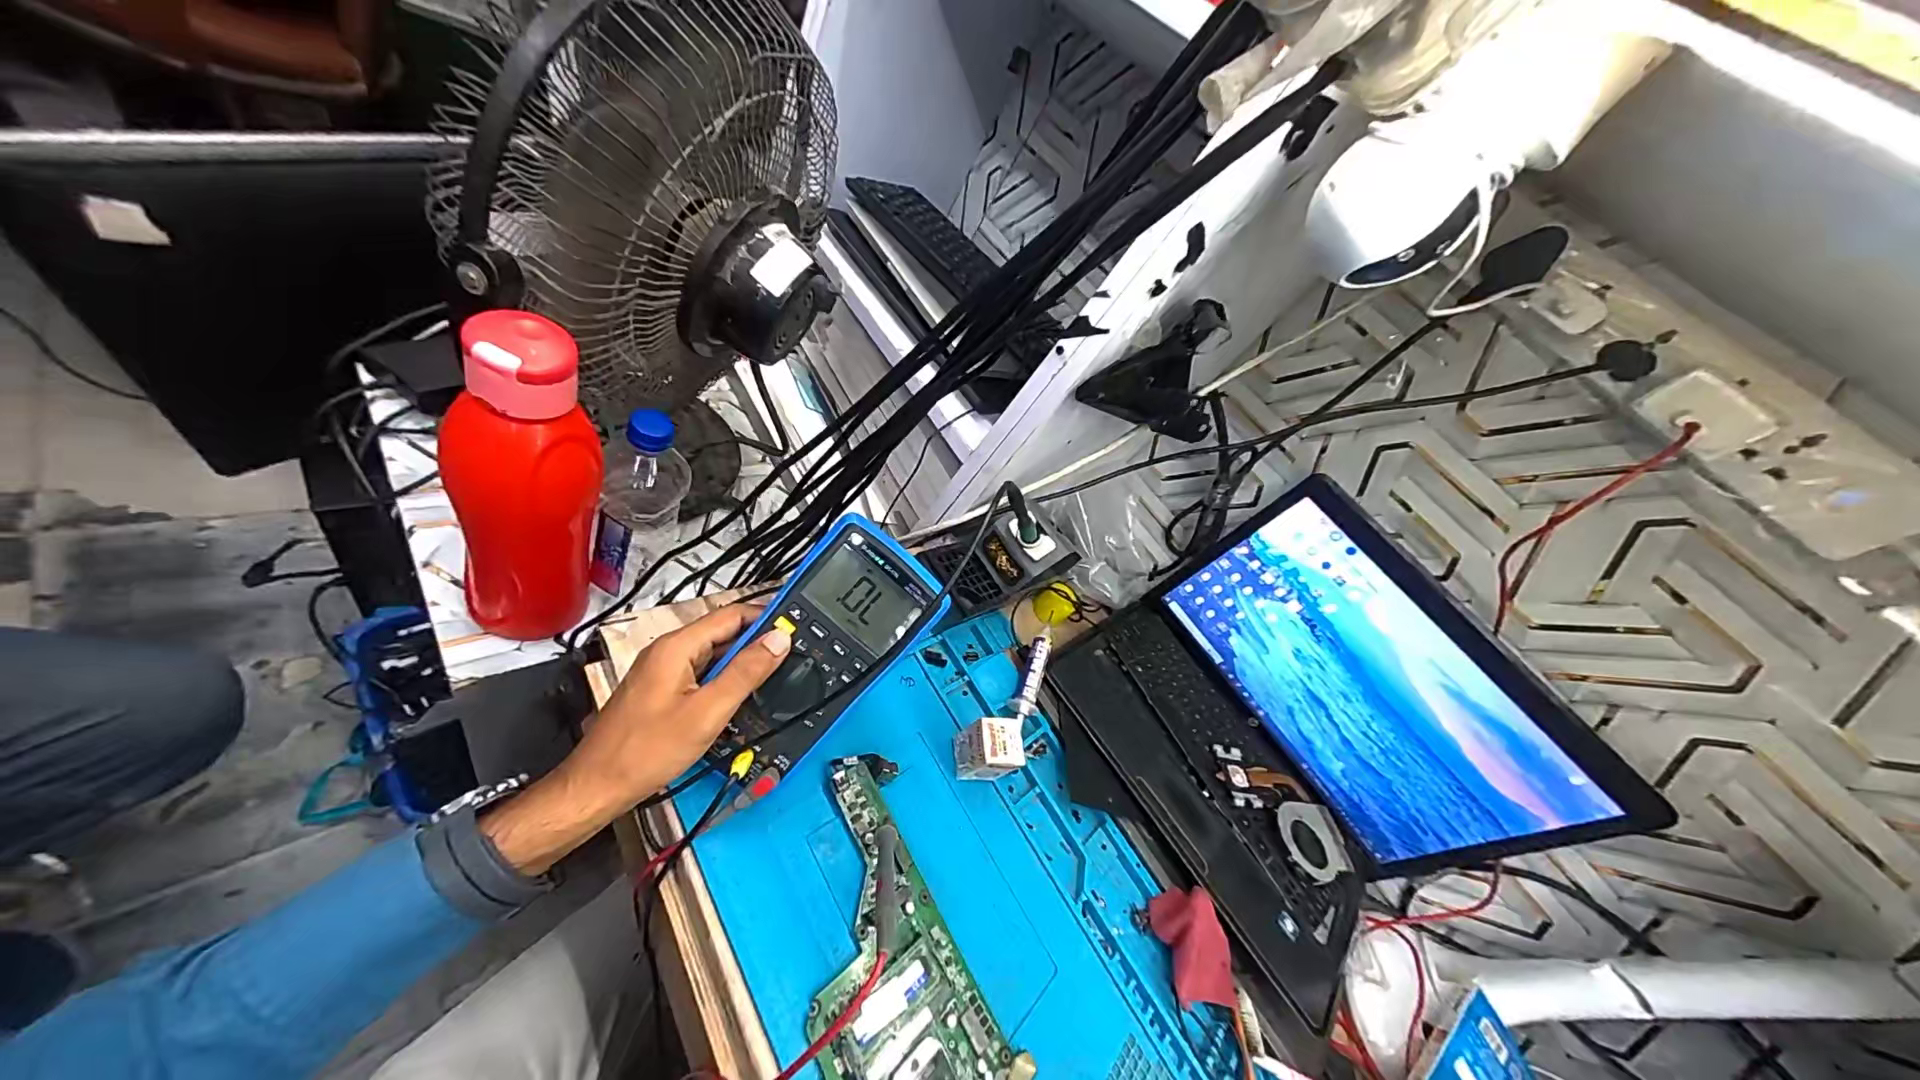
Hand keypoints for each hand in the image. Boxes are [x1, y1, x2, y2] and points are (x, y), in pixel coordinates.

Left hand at [480, 604, 791, 873]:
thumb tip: (777, 641)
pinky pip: (701, 672)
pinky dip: (724, 679)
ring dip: (742, 662)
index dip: (766, 616)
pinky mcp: (662, 690)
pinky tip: (738, 696)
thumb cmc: (643, 752)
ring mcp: (662, 671)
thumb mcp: (708, 711)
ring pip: (713, 654)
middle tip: (788, 654)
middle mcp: (667, 652)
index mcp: (676, 648)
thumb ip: (746, 673)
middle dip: (757, 641)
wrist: (598, 786)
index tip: (793, 624)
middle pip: (723, 633)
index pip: (732, 614)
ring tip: (769, 675)